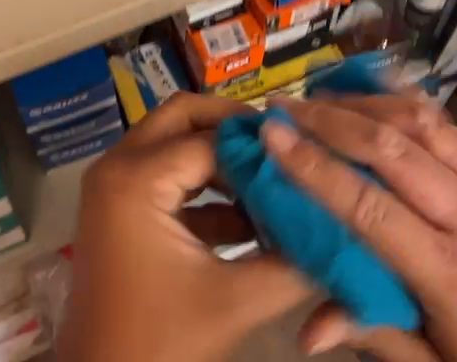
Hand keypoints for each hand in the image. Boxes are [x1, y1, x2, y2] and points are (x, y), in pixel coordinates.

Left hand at [58, 94, 312, 361]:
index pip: (211, 139)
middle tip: (286, 151)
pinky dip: (206, 188)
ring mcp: (114, 185)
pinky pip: (166, 175)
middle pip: (184, 118)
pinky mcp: (120, 208)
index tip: (309, 152)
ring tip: (277, 186)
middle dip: (235, 132)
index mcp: (135, 177)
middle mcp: (117, 165)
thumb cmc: (160, 342)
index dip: (261, 147)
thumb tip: (342, 229)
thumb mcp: (235, 301)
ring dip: (223, 161)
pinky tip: (253, 219)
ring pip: (176, 144)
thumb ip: (292, 261)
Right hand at [263, 95, 456, 361]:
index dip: (313, 166)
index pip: (367, 205)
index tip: (271, 134)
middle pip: (391, 149)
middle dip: (329, 121)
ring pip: (423, 127)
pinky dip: (410, 105)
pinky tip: (381, 94)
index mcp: (453, 276)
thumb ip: (374, 333)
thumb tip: (306, 331)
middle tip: (281, 107)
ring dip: (366, 104)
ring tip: (320, 95)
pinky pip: (452, 132)